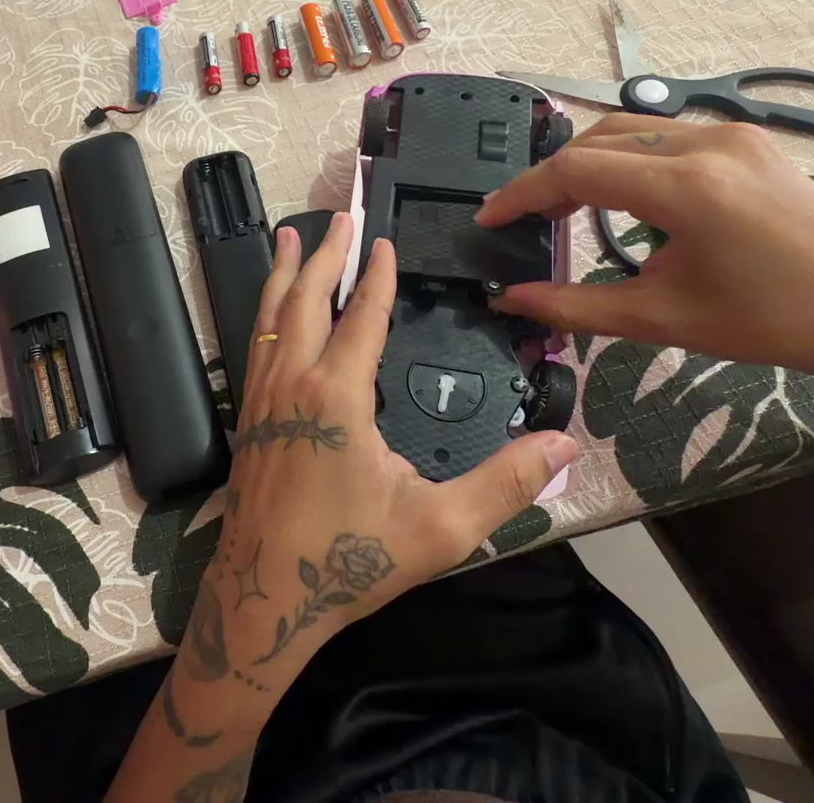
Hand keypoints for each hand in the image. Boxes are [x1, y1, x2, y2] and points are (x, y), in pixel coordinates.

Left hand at [176, 212, 577, 689]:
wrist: (265, 593)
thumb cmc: (348, 559)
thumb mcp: (440, 527)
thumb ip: (505, 484)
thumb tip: (566, 447)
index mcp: (337, 394)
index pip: (362, 317)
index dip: (375, 277)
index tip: (383, 242)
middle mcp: (292, 382)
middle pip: (304, 300)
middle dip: (323, 255)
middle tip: (337, 219)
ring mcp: (262, 398)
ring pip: (269, 318)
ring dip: (281, 274)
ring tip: (287, 238)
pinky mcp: (247, 417)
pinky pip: (255, 347)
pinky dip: (264, 314)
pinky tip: (270, 315)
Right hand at [474, 115, 813, 396]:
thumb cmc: (770, 322)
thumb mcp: (660, 318)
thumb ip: (572, 306)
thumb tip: (509, 299)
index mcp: (687, 187)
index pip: (575, 170)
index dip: (521, 193)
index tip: (488, 218)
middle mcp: (708, 144)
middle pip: (596, 141)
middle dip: (549, 178)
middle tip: (523, 220)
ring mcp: (733, 136)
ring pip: (628, 130)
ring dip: (584, 163)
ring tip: (562, 208)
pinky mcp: (749, 142)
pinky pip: (663, 134)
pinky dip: (623, 158)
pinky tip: (618, 195)